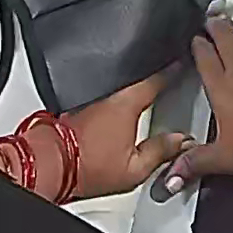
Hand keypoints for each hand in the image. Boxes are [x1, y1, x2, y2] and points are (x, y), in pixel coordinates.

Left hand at [14, 69, 193, 201]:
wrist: (50, 164)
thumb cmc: (87, 166)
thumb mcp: (135, 168)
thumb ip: (161, 151)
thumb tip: (180, 142)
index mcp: (126, 103)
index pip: (155, 81)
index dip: (171, 71)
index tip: (181, 64)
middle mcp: (108, 95)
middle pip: (138, 82)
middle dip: (154, 80)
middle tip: (170, 81)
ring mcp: (92, 99)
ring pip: (121, 89)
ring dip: (134, 91)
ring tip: (150, 97)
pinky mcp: (80, 107)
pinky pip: (107, 98)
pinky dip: (118, 101)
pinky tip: (123, 112)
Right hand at [162, 12, 232, 190]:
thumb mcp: (221, 159)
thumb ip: (194, 163)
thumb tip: (172, 176)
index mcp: (220, 90)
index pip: (204, 60)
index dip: (198, 47)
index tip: (193, 39)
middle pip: (224, 43)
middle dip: (214, 29)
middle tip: (209, 19)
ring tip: (228, 18)